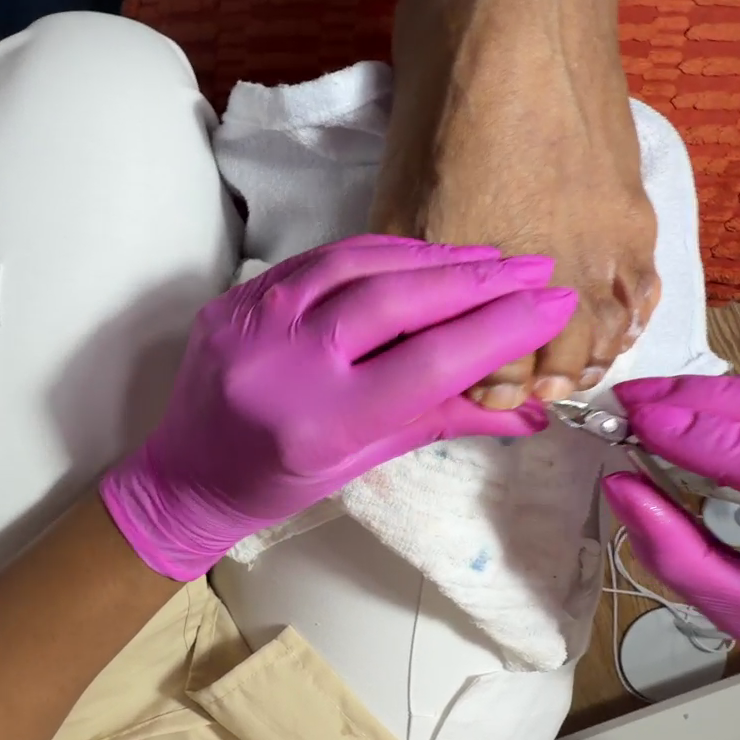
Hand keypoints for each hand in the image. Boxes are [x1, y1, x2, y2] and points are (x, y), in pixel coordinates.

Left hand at [101, 235, 577, 579]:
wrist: (184, 474)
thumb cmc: (274, 485)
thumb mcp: (357, 464)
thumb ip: (439, 422)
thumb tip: (530, 406)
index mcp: (317, 422)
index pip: (429, 362)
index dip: (501, 330)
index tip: (555, 304)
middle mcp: (281, 362)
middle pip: (395, 300)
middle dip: (475, 281)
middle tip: (535, 269)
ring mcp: (249, 322)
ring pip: (355, 263)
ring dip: (430, 257)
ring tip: (489, 258)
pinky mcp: (232, 300)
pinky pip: (315, 262)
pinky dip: (373, 255)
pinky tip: (417, 257)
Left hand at [375, 0, 656, 407]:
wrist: (515, 16)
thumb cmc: (438, 113)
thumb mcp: (395, 210)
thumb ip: (412, 280)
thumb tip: (412, 327)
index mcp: (493, 286)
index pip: (494, 372)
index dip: (479, 393)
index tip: (465, 396)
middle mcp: (562, 276)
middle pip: (557, 363)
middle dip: (528, 385)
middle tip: (506, 389)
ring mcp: (610, 243)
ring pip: (604, 334)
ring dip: (578, 360)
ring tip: (554, 371)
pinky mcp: (638, 209)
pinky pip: (642, 289)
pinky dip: (624, 320)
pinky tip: (608, 331)